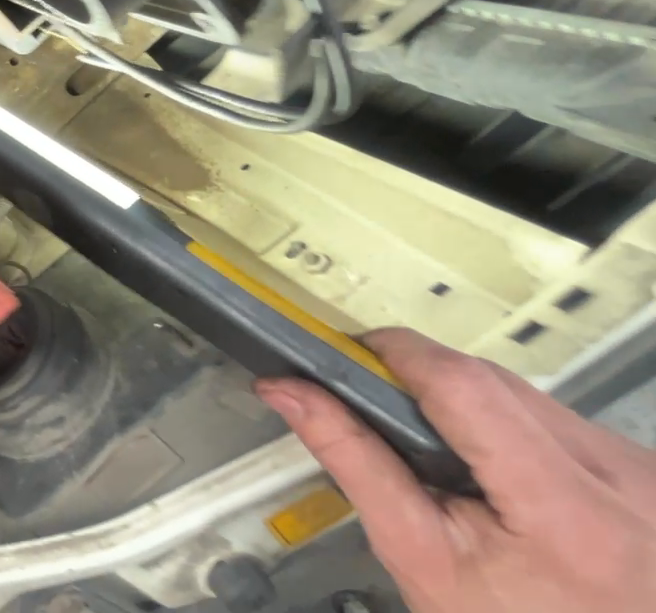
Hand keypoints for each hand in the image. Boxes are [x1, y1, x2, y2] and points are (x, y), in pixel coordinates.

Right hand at [256, 328, 655, 612]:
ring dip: (471, 405)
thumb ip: (351, 459)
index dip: (397, 354)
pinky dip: (514, 428)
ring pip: (528, 396)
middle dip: (426, 383)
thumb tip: (285, 388)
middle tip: (376, 412)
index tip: (344, 352)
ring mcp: (653, 475)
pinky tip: (501, 472)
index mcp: (567, 506)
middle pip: (496, 384)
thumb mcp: (414, 551)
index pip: (466, 384)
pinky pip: (564, 421)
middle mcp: (629, 478)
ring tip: (443, 456)